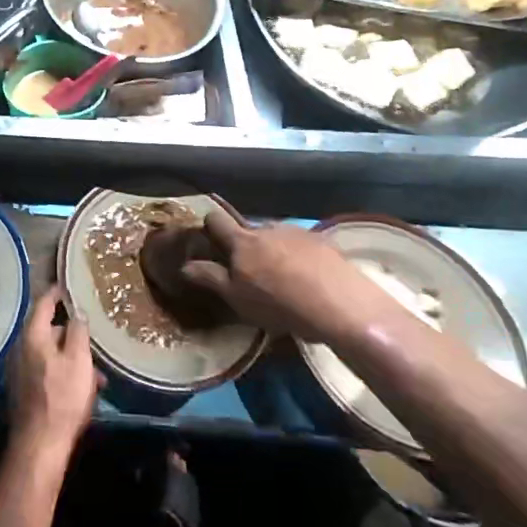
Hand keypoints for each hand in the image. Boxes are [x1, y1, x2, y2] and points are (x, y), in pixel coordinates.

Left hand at [7, 288, 98, 456]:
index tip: (68, 286)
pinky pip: (44, 368)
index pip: (43, 303)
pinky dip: (61, 370)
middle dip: (70, 333)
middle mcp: (20, 347)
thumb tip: (77, 312)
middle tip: (91, 337)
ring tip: (95, 373)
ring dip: (70, 356)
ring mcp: (18, 368)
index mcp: (32, 336)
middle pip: (46, 329)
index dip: (56, 293)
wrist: (40, 443)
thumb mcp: (79, 361)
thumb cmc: (62, 398)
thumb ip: (78, 332)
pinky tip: (81, 387)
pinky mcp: (22, 387)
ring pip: (48, 351)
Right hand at [179, 210, 403, 342]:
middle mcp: (267, 228)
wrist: (343, 306)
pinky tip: (308, 279)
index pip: (215, 220)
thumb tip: (184, 265)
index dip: (209, 227)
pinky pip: (302, 245)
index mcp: (241, 241)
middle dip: (246, 246)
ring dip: (274, 251)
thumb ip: (210, 278)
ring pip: (276, 238)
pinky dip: (299, 257)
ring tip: (284, 279)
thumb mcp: (237, 298)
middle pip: (248, 231)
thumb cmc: (279, 304)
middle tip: (252, 273)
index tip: (210, 242)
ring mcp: (298, 232)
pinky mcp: (325, 242)